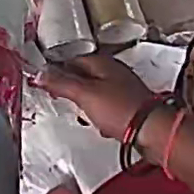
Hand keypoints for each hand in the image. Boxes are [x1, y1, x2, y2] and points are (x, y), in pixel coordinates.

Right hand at [37, 54, 159, 140]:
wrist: (154, 133)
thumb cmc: (121, 109)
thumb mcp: (84, 94)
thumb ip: (60, 83)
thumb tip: (39, 74)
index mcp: (102, 63)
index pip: (71, 60)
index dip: (56, 70)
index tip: (45, 80)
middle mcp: (114, 72)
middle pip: (83, 75)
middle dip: (70, 87)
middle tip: (59, 96)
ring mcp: (123, 89)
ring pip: (95, 91)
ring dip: (84, 102)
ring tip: (79, 112)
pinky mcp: (130, 107)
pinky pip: (107, 107)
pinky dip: (99, 114)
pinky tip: (98, 124)